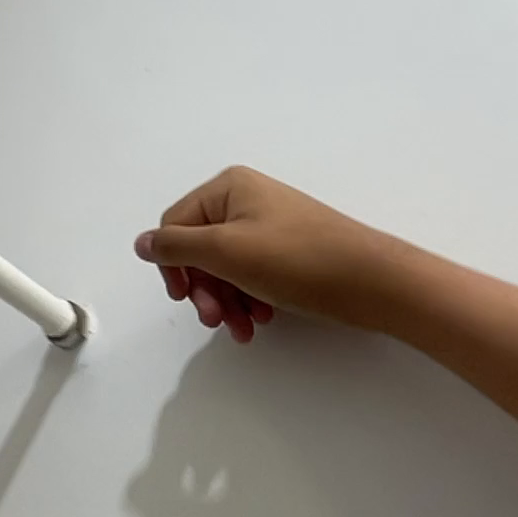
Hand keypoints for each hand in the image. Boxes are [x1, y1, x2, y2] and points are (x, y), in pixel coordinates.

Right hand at [134, 166, 411, 341]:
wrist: (378, 282)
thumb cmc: (297, 260)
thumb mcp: (226, 251)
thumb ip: (176, 247)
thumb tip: (140, 243)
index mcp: (228, 187)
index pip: (175, 225)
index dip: (174, 265)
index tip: (186, 300)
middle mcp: (246, 198)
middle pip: (201, 247)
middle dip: (205, 288)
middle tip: (216, 320)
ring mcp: (270, 223)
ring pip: (226, 265)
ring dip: (226, 299)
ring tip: (242, 329)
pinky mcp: (290, 248)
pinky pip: (252, 271)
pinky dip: (249, 297)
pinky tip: (261, 320)